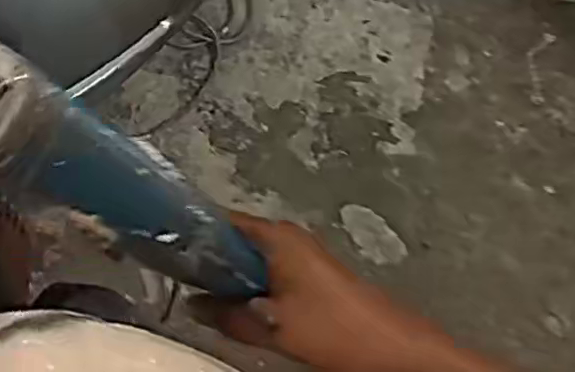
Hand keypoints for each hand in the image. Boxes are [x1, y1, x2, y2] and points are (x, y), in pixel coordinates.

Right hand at [191, 212, 508, 371]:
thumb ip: (231, 317)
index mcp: (272, 233)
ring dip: (230, 275)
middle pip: (230, 237)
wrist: (410, 358)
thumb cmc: (339, 330)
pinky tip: (244, 306)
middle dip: (208, 257)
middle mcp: (283, 235)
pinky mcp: (312, 277)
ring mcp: (299, 255)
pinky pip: (266, 272)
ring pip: (249, 258)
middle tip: (181, 275)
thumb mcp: (278, 328)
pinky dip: (251, 285)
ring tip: (207, 293)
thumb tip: (190, 306)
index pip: (214, 217)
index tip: (164, 245)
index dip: (188, 229)